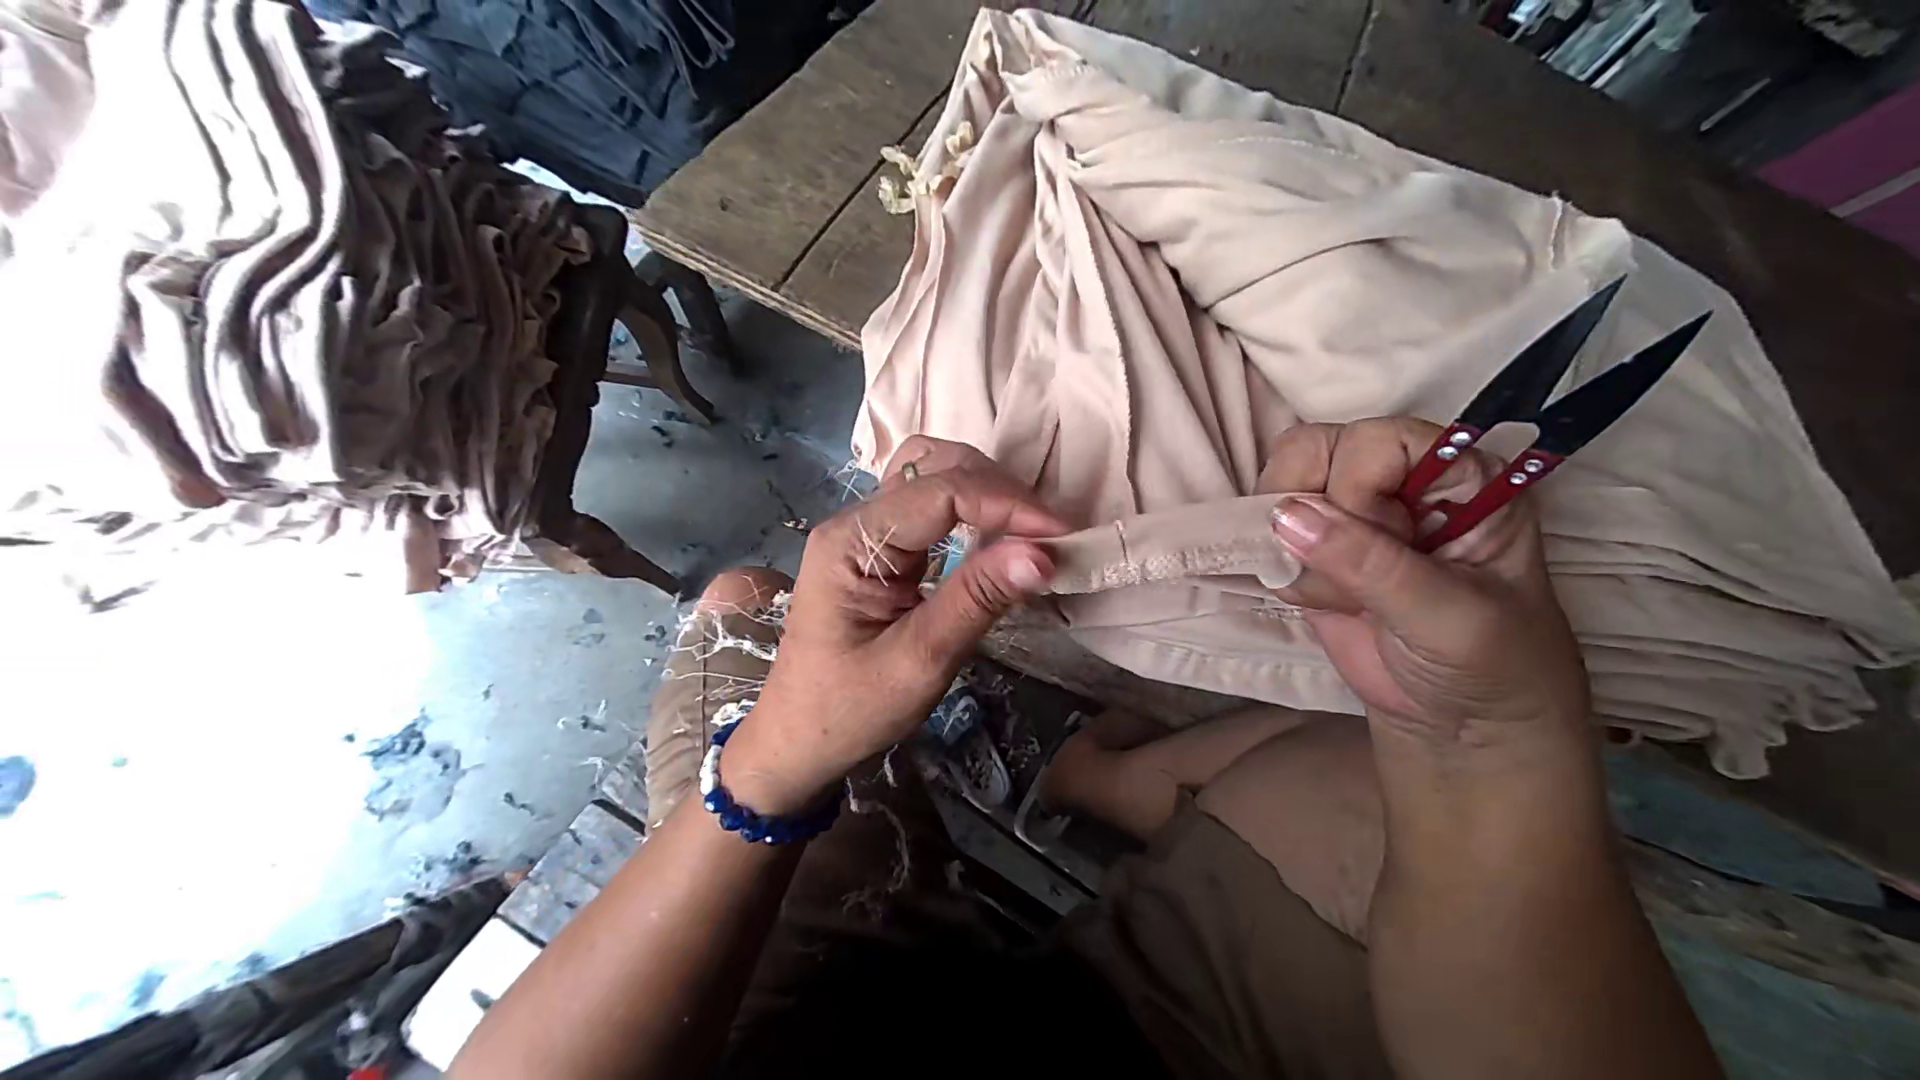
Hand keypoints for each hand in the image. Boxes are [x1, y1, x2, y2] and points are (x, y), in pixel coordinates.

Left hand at [721, 437, 1068, 811]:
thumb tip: (1043, 553)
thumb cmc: (850, 709)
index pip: (941, 492)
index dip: (1007, 503)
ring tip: (1028, 530)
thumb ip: (978, 599)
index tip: (1061, 534)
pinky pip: (930, 506)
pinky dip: (971, 509)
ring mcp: (865, 532)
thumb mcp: (920, 660)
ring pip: (933, 475)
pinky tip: (996, 534)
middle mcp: (855, 522)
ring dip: (986, 492)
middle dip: (1000, 492)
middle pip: (936, 468)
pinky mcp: (880, 549)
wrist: (799, 739)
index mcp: (853, 542)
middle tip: (1048, 536)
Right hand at [1257, 418, 1589, 746]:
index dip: (1357, 485)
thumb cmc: (1489, 665)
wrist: (1459, 724)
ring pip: (1279, 488)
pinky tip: (1326, 602)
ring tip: (1340, 591)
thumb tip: (1285, 516)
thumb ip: (1372, 564)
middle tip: (1345, 566)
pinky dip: (1281, 570)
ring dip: (1291, 544)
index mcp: (1457, 476)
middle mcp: (1398, 482)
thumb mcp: (1449, 617)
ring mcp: (1349, 514)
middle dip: (1312, 509)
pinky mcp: (1313, 550)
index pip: (1374, 440)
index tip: (1379, 542)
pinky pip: (1266, 534)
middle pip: (1312, 450)